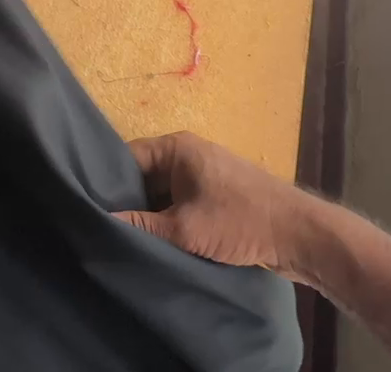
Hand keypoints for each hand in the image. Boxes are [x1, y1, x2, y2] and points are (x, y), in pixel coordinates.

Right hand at [112, 131, 324, 283]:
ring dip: (150, 214)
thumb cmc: (240, 220)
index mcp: (176, 148)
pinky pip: (180, 203)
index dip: (106, 181)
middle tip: (103, 226)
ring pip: (162, 193)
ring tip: (125, 236)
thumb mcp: (185, 228)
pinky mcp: (216, 196)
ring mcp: (203, 175)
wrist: (302, 236)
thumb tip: (100, 224)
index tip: (88, 206)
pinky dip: (169, 219)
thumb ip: (140, 227)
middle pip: (143, 176)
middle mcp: (187, 155)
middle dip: (127, 201)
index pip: (126, 157)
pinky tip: (156, 241)